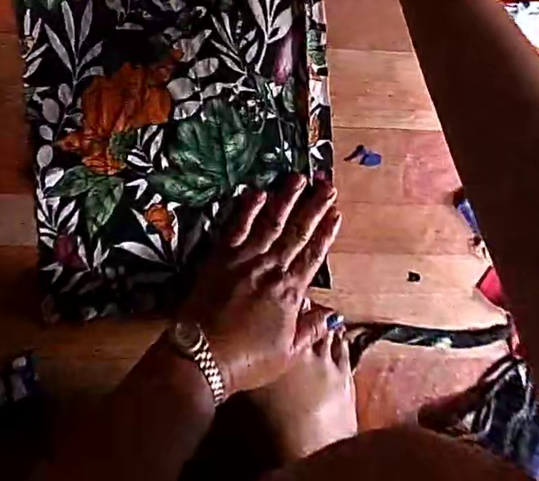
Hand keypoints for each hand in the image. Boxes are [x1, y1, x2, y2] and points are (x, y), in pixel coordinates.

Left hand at [179, 175, 341, 392]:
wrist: (203, 355)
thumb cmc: (246, 360)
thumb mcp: (287, 354)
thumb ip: (310, 329)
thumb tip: (333, 314)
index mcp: (290, 292)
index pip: (313, 256)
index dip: (326, 233)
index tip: (336, 212)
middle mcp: (271, 268)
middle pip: (297, 232)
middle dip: (314, 207)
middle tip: (327, 186)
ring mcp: (246, 258)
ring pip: (271, 222)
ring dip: (286, 198)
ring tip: (298, 177)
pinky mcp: (222, 255)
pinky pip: (238, 225)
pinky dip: (248, 207)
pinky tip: (258, 191)